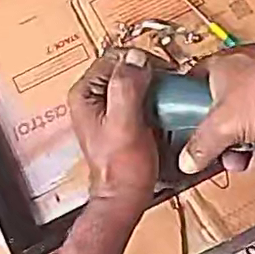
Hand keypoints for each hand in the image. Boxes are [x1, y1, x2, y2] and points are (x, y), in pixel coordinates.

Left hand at [71, 47, 159, 214]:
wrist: (125, 196)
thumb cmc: (121, 169)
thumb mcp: (125, 123)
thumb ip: (127, 87)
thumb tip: (136, 58)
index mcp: (85, 95)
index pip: (114, 57)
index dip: (141, 60)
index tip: (162, 71)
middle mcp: (93, 99)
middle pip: (126, 68)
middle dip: (150, 74)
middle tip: (169, 84)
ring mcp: (108, 110)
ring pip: (135, 83)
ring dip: (154, 87)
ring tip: (169, 97)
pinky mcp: (123, 120)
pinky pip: (141, 99)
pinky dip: (155, 100)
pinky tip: (165, 110)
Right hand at [176, 34, 254, 173]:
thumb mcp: (227, 124)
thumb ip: (202, 145)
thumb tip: (188, 158)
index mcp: (221, 68)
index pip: (191, 92)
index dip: (190, 119)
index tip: (192, 142)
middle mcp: (248, 73)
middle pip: (229, 120)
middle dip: (235, 147)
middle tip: (238, 158)